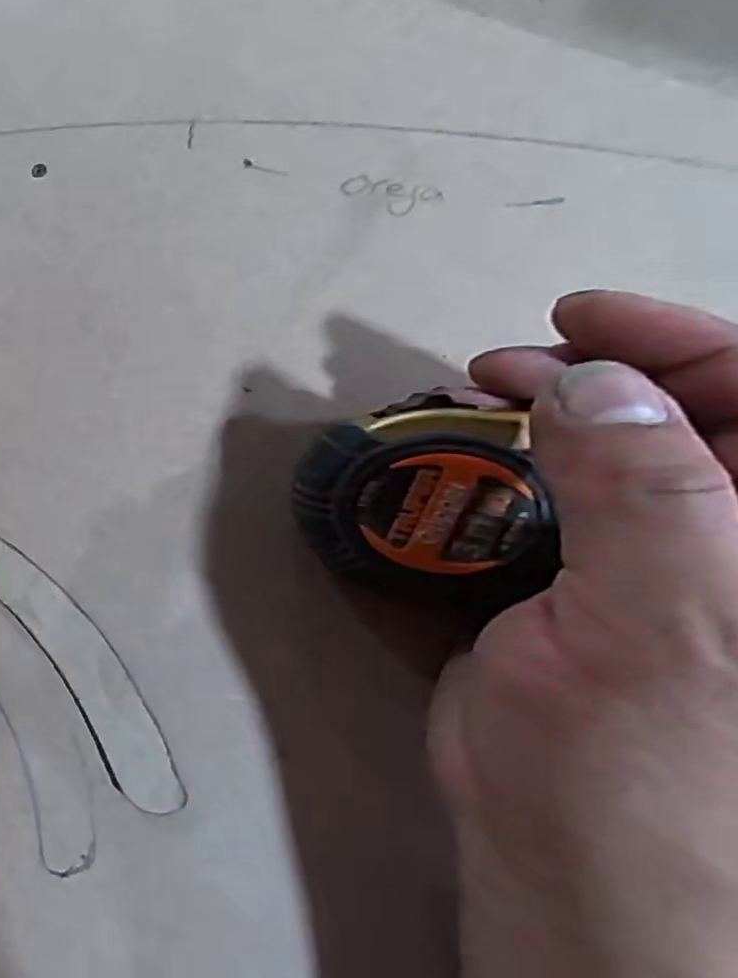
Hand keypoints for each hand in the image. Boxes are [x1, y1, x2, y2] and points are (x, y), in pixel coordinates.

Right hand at [431, 290, 737, 977]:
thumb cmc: (652, 762)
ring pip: (620, 456)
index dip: (690, 343)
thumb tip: (586, 383)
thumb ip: (650, 496)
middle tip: (504, 363)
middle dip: (607, 374)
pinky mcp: (579, 594)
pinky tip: (467, 459)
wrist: (571, 850)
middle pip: (700, 420)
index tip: (578, 316)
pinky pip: (558, 501)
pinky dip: (512, 466)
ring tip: (475, 400)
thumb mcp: (666, 624)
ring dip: (551, 416)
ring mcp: (662, 573)